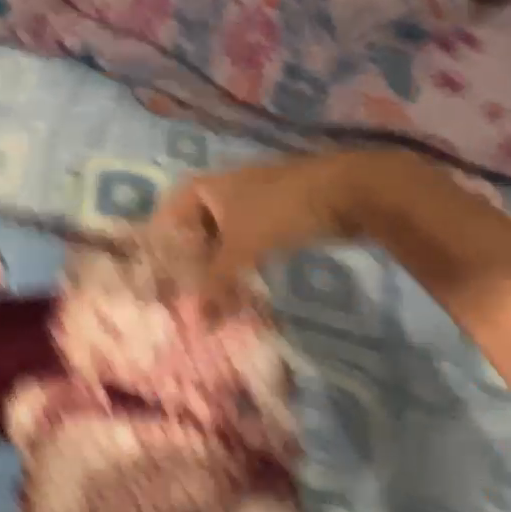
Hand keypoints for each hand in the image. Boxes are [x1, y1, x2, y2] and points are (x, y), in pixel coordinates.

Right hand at [151, 149, 440, 297]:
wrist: (351, 190)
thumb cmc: (280, 210)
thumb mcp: (242, 247)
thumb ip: (216, 283)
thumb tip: (197, 323)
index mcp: (199, 188)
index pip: (165, 223)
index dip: (161, 254)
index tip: (159, 285)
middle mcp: (218, 191)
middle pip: (192, 232)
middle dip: (190, 265)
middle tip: (185, 298)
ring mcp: (247, 202)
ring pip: (221, 239)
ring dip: (218, 268)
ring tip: (214, 298)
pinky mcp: (274, 215)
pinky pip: (245, 242)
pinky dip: (241, 264)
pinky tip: (243, 287)